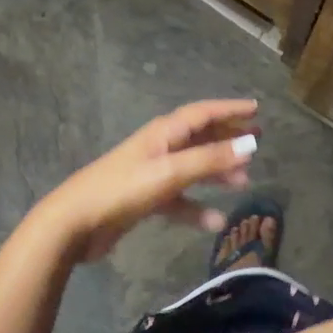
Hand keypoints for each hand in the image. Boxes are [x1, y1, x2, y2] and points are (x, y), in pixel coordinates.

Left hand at [40, 99, 259, 263]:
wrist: (74, 224)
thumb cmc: (123, 189)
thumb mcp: (170, 172)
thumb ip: (210, 160)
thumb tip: (250, 145)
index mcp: (165, 132)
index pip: (203, 112)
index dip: (230, 108)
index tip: (256, 109)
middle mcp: (161, 147)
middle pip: (201, 137)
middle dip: (229, 138)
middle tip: (257, 141)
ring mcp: (153, 173)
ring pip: (194, 167)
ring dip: (218, 172)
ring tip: (244, 181)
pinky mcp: (146, 199)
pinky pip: (180, 199)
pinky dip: (197, 208)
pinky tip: (215, 222)